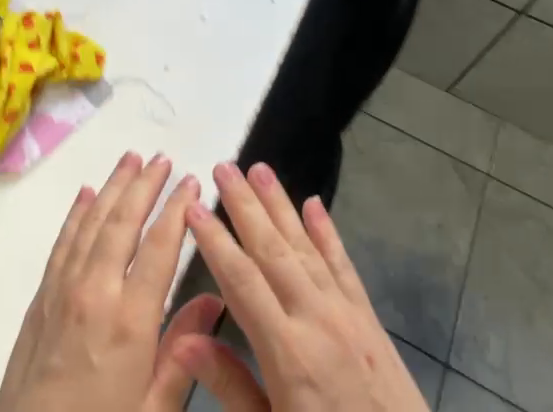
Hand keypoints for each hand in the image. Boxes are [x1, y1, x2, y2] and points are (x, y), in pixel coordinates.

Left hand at [0, 152, 222, 411]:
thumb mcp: (153, 408)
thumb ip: (184, 354)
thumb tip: (215, 301)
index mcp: (130, 320)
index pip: (159, 249)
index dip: (176, 211)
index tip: (192, 181)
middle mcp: (95, 292)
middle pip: (122, 224)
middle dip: (144, 186)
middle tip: (163, 158)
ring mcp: (64, 290)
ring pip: (91, 224)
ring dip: (112, 188)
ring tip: (130, 159)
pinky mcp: (42, 297)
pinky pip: (63, 242)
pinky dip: (76, 214)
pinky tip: (85, 195)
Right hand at [173, 162, 430, 411]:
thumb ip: (230, 385)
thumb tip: (184, 339)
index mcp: (288, 352)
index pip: (242, 282)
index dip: (215, 242)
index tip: (192, 205)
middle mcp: (317, 320)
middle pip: (274, 251)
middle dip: (246, 206)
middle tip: (223, 167)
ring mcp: (347, 314)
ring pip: (307, 247)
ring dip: (281, 205)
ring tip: (259, 169)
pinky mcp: (369, 318)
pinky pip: (344, 265)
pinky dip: (327, 232)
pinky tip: (314, 204)